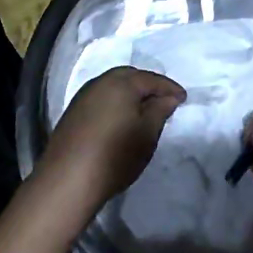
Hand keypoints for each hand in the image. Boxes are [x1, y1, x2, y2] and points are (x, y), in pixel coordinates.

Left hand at [43, 66, 185, 203]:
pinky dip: (114, 100)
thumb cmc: (115, 154)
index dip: (169, 87)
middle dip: (147, 84)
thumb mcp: (146, 134)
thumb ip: (159, 111)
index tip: (183, 98)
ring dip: (129, 92)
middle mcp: (99, 83)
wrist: (69, 176)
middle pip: (128, 76)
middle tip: (163, 99)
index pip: (150, 78)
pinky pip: (100, 96)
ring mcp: (83, 96)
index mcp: (120, 83)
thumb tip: (168, 97)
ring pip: (111, 85)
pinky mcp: (73, 111)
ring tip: (144, 108)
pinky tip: (121, 115)